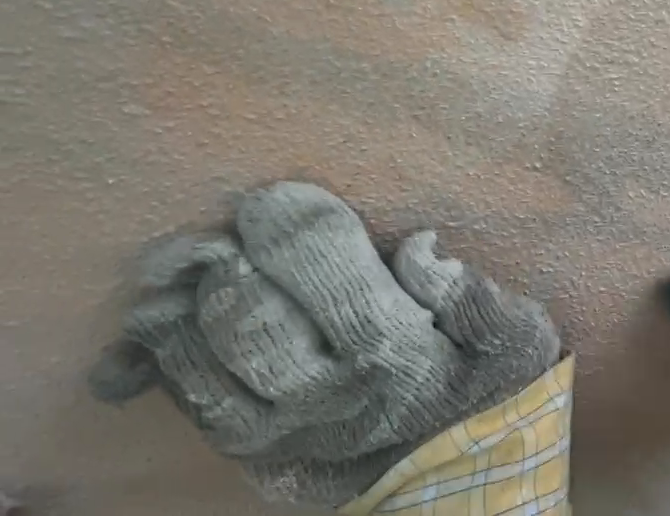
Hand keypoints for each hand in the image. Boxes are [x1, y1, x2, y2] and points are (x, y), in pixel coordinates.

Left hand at [89, 182, 559, 506]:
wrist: (466, 473)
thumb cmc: (496, 380)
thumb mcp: (514, 331)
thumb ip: (473, 293)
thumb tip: (420, 245)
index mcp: (398, 355)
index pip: (337, 287)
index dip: (302, 236)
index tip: (281, 195)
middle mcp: (326, 396)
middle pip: (257, 322)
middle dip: (236, 260)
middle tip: (234, 216)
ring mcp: (277, 430)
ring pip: (205, 364)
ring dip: (185, 303)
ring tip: (186, 255)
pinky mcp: (249, 450)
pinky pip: (188, 403)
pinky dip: (156, 361)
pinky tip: (155, 319)